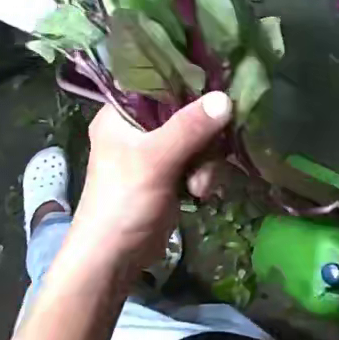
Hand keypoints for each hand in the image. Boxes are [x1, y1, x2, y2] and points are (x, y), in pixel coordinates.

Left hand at [66, 92, 231, 270]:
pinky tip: (198, 194)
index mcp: (120, 112)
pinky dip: (202, 175)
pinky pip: (196, 161)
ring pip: (196, 139)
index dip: (189, 85)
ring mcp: (153, 152)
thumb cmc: (123, 200)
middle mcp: (136, 126)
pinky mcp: (167, 174)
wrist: (113, 258)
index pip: (159, 82)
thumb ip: (189, 128)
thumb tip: (225, 98)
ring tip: (197, 186)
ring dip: (205, 163)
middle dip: (203, 138)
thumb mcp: (156, 159)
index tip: (217, 92)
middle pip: (185, 112)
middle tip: (207, 156)